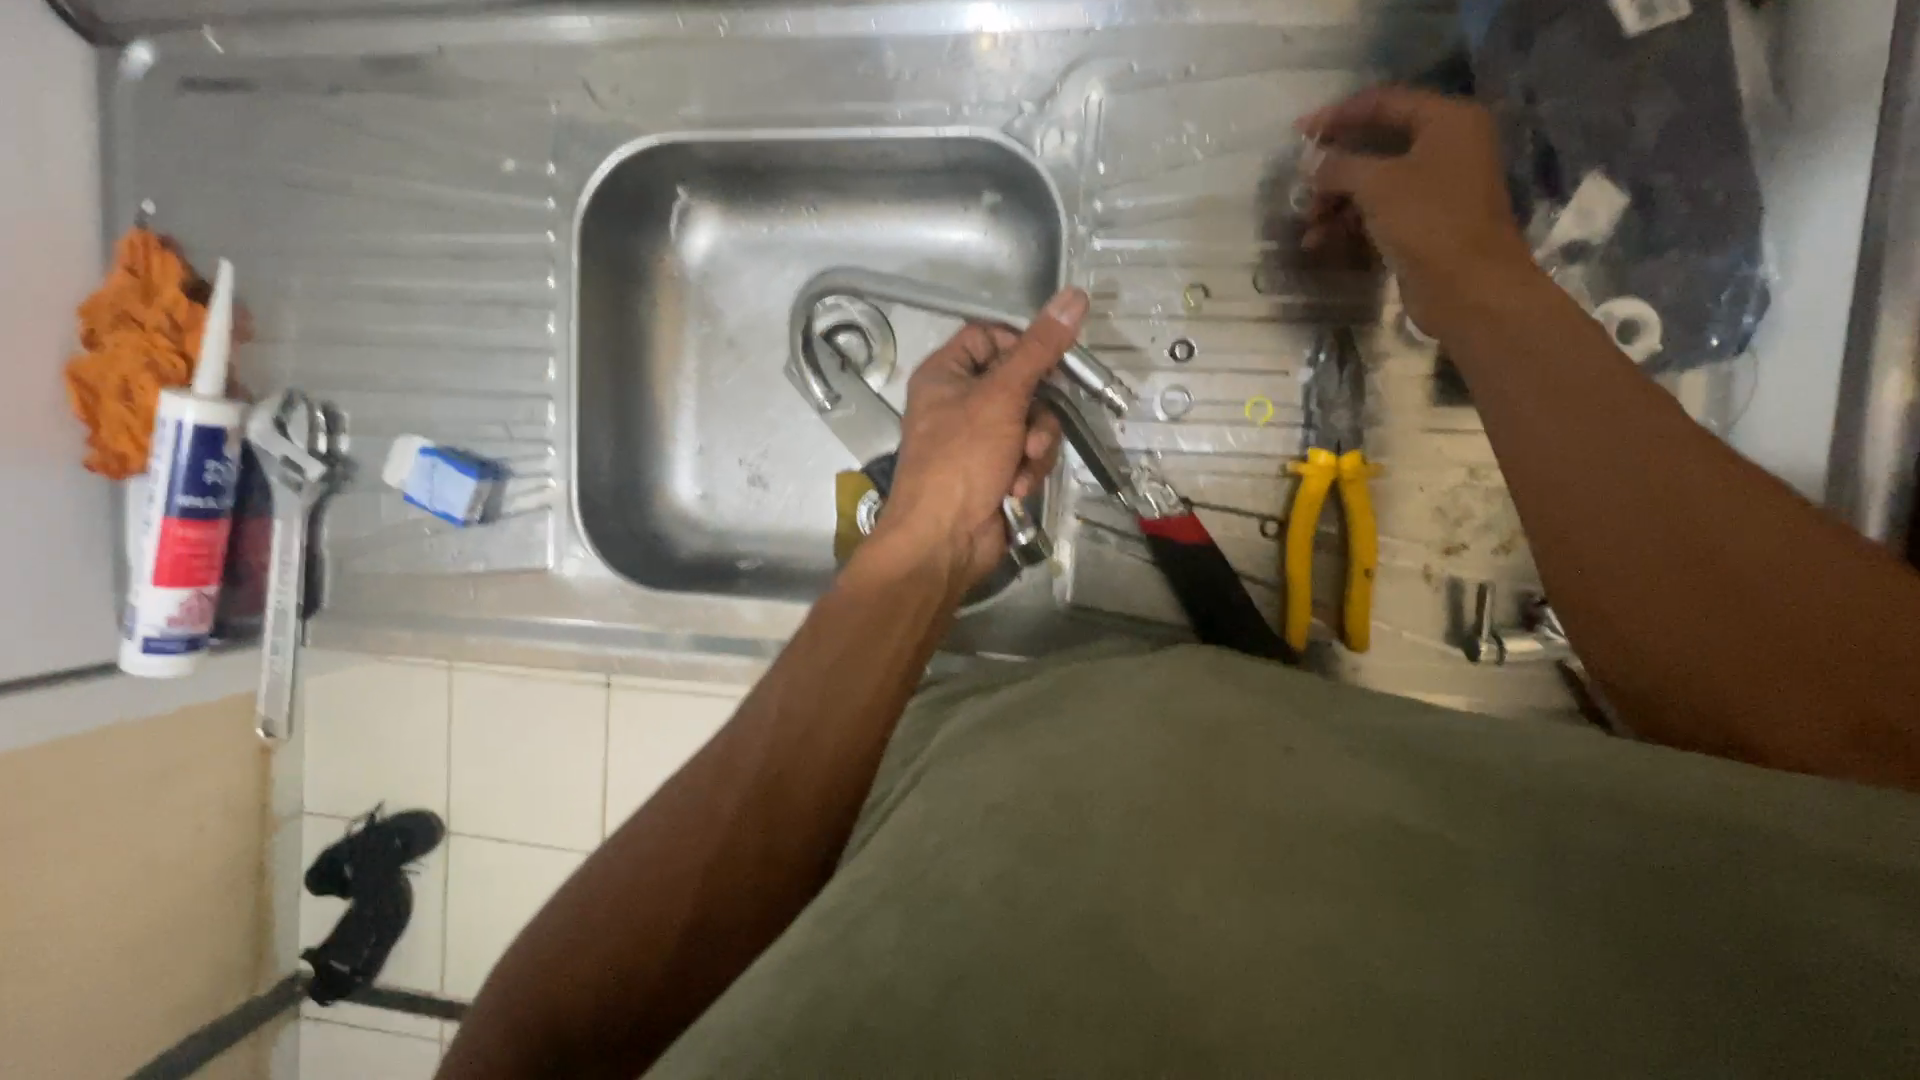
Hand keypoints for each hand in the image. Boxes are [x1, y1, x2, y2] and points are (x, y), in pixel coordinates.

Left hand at [869, 287, 1089, 588]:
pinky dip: (1028, 470)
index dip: (1021, 345)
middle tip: (1034, 425)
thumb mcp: (1002, 397)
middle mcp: (959, 403)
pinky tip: (1016, 488)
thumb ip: (1040, 349)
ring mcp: (978, 440)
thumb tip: (1074, 297)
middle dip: (1037, 410)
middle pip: (1021, 382)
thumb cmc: (960, 460)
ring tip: (1021, 465)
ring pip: (1032, 422)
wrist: (944, 540)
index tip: (1051, 358)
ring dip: (1036, 445)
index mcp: (945, 375)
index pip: (988, 337)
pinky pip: (1029, 455)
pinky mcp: (996, 471)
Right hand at [1298, 86, 1536, 337]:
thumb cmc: (1429, 222)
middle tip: (1301, 186)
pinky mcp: (1424, 224)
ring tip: (1309, 224)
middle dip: (1334, 169)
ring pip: (1373, 183)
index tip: (1298, 132)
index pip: (1384, 103)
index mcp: (1446, 121)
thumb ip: (1339, 166)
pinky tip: (1320, 241)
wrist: (1468, 288)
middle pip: (1376, 146)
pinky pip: (1379, 212)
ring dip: (1336, 201)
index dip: (1338, 115)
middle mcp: (1445, 147)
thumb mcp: (1377, 185)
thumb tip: (1309, 161)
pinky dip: (1349, 222)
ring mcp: (1436, 187)